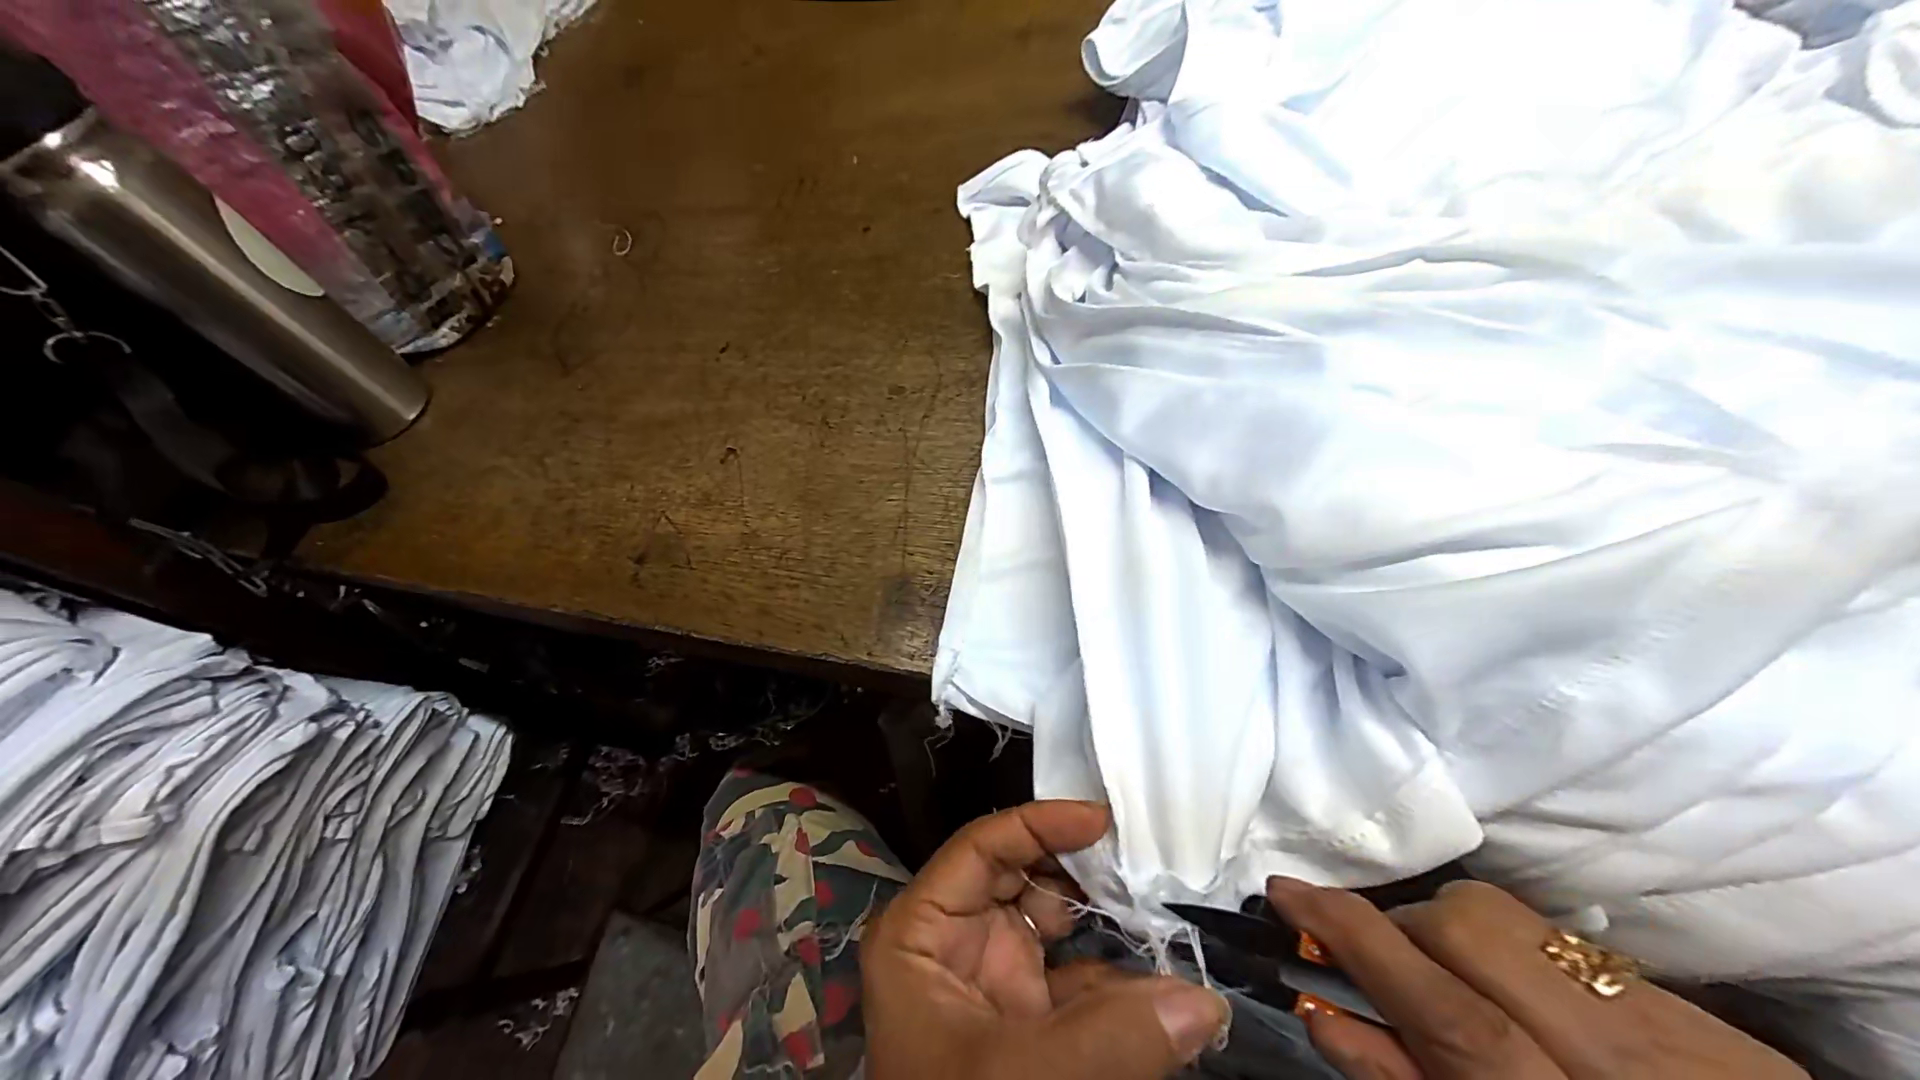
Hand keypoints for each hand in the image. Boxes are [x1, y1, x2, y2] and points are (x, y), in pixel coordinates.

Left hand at [862, 801, 1229, 1079]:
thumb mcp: (1019, 1075)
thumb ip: (1109, 1038)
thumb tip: (1205, 1000)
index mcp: (920, 931)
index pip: (979, 848)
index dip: (1039, 824)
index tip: (1101, 820)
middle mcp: (954, 942)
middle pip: (1019, 875)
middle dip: (1079, 868)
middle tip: (1140, 861)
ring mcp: (993, 980)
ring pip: (1053, 923)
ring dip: (1105, 918)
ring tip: (1159, 904)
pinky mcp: (1028, 1022)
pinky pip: (1078, 981)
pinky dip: (1119, 979)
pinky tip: (1164, 976)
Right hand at [1264, 877, 1808, 1079]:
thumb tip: (1319, 1013)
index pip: (1455, 1018)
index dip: (1358, 941)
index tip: (1285, 891)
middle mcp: (1646, 1073)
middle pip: (1479, 933)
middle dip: (1398, 922)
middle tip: (1370, 953)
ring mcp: (1698, 1041)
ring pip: (1518, 918)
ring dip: (1445, 925)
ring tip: (1440, 972)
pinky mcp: (1720, 1024)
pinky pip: (1564, 937)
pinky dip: (1505, 943)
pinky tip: (1511, 987)